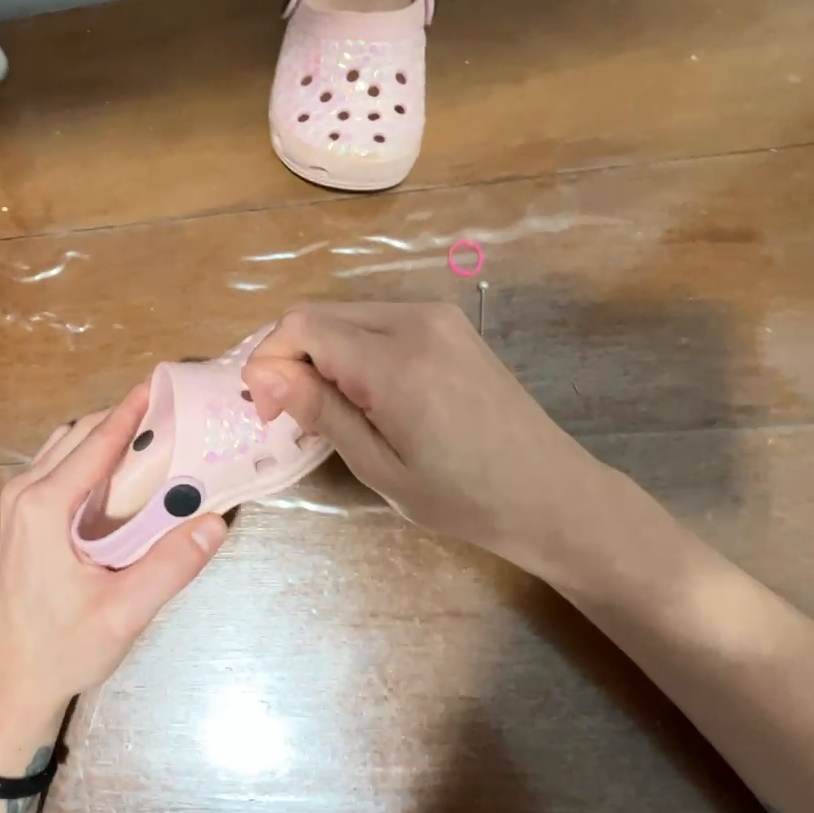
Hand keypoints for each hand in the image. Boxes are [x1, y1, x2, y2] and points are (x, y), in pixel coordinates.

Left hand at [0, 384, 227, 770]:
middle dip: (121, 418)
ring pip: (63, 445)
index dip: (129, 410)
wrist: (17, 679)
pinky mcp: (19, 514)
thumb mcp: (125, 612)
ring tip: (149, 433)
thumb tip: (216, 521)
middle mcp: (23, 491)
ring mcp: (15, 501)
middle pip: (78, 435)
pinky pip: (56, 464)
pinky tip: (118, 468)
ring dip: (103, 433)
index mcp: (44, 506)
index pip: (95, 442)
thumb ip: (170, 566)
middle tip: (169, 411)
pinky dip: (87, 453)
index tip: (160, 381)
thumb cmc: (66, 647)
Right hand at [241, 302, 640, 581]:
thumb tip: (261, 372)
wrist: (552, 494)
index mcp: (398, 363)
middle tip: (292, 413)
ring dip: (319, 353)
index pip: (302, 326)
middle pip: (317, 314)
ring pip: (342, 315)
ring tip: (329, 407)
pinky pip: (373, 321)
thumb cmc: (463, 498)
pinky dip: (349, 349)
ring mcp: (435, 316)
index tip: (270, 410)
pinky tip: (364, 391)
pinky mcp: (446, 322)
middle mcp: (416, 321)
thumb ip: (319, 410)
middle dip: (289, 357)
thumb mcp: (379, 467)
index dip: (270, 360)